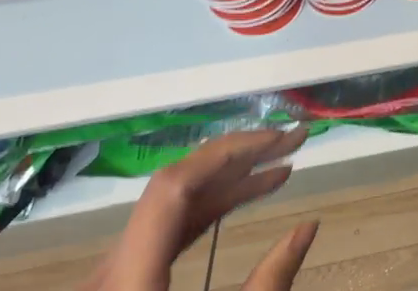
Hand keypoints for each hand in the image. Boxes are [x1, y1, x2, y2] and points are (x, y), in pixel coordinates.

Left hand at [85, 128, 314, 290]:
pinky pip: (164, 232)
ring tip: (283, 167)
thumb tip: (309, 226)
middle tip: (295, 142)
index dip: (228, 154)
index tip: (281, 141)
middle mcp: (109, 274)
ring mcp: (108, 280)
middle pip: (174, 190)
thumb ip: (269, 285)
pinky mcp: (117, 286)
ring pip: (171, 209)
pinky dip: (208, 210)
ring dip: (229, 182)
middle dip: (238, 160)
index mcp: (129, 284)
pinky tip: (244, 197)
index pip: (173, 190)